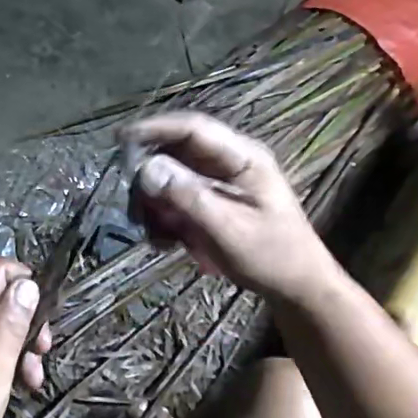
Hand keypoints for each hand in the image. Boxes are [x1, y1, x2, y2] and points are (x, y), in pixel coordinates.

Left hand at [0, 260, 52, 417]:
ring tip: (34, 378)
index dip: (28, 284)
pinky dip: (8, 357)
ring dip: (22, 344)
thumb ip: (11, 325)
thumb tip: (29, 283)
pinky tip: (21, 383)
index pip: (0, 270)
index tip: (48, 316)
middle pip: (2, 295)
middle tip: (44, 352)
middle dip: (29, 319)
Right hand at [121, 112, 341, 304]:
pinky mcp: (211, 200)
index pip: (192, 128)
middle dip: (150, 176)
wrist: (298, 289)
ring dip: (155, 202)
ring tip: (155, 234)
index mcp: (243, 157)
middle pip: (175, 150)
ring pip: (170, 175)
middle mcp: (228, 161)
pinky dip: (164, 216)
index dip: (154, 128)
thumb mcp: (229, 229)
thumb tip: (146, 169)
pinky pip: (176, 197)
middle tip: (135, 207)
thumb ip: (188, 197)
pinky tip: (166, 241)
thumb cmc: (272, 257)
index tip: (119, 139)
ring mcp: (219, 180)